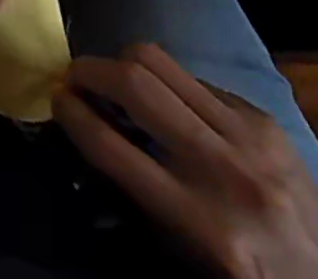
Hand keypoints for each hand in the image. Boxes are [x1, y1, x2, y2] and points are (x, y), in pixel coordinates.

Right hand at [54, 45, 317, 278]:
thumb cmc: (253, 278)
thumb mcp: (189, 257)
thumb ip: (141, 198)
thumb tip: (95, 132)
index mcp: (202, 224)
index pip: (113, 149)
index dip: (72, 114)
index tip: (55, 99)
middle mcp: (224, 170)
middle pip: (136, 83)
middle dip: (90, 70)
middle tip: (73, 77)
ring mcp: (249, 135)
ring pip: (160, 61)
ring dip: (122, 63)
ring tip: (109, 77)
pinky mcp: (263, 115)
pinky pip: (192, 77)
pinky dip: (165, 82)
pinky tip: (163, 101)